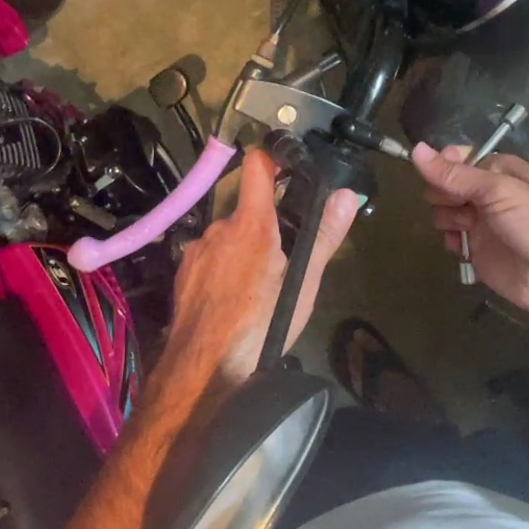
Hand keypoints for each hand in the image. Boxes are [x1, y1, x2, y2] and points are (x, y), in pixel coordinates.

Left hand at [162, 148, 360, 392]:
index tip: (287, 167)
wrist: (204, 368)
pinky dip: (222, 269)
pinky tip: (233, 299)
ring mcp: (197, 250)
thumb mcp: (303, 282)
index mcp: (251, 223)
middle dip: (265, 226)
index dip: (273, 160)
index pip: (257, 167)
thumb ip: (323, 235)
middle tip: (284, 257)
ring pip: (227, 238)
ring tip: (259, 286)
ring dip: (242, 250)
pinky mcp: (183, 274)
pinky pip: (209, 260)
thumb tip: (346, 194)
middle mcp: (219, 227)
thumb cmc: (261, 324)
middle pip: (246, 211)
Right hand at [412, 142, 528, 322]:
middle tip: (453, 201)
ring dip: (445, 215)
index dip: (446, 162)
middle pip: (448, 184)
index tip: (439, 172)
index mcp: (501, 171)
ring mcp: (483, 224)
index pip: (462, 157)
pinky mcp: (477, 251)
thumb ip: (455, 174)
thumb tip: (415, 149)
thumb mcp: (498, 190)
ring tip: (462, 225)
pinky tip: (458, 243)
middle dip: (443, 190)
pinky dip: (450, 239)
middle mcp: (490, 195)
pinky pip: (450, 238)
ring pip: (445, 210)